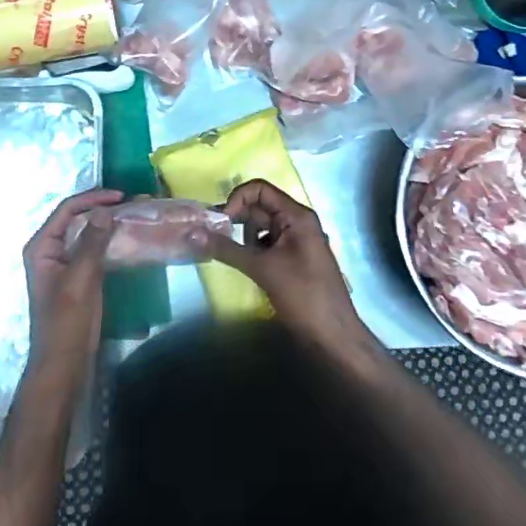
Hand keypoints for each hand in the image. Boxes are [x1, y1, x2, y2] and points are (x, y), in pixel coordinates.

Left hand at [22, 188, 122, 371]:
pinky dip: (110, 242)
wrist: (64, 362)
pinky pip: (94, 251)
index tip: (121, 196)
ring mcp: (65, 264)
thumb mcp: (80, 279)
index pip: (66, 210)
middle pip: (76, 219)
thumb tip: (105, 211)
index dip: (93, 199)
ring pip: (87, 234)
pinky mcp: (79, 277)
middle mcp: (51, 251)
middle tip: (132, 204)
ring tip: (134, 217)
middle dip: (102, 209)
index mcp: (41, 247)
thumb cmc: (66, 321)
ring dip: (108, 225)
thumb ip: (91, 243)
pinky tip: (129, 240)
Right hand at [199, 180, 372, 356]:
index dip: (236, 200)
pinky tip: (244, 265)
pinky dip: (252, 250)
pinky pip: (267, 245)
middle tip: (213, 238)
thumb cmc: (303, 296)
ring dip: (243, 237)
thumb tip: (193, 233)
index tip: (220, 223)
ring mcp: (295, 242)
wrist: (333, 336)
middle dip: (236, 219)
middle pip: (259, 207)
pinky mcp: (291, 260)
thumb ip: (226, 249)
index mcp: (297, 216)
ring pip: (261, 227)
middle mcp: (297, 223)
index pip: (260, 189)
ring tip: (231, 255)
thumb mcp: (263, 269)